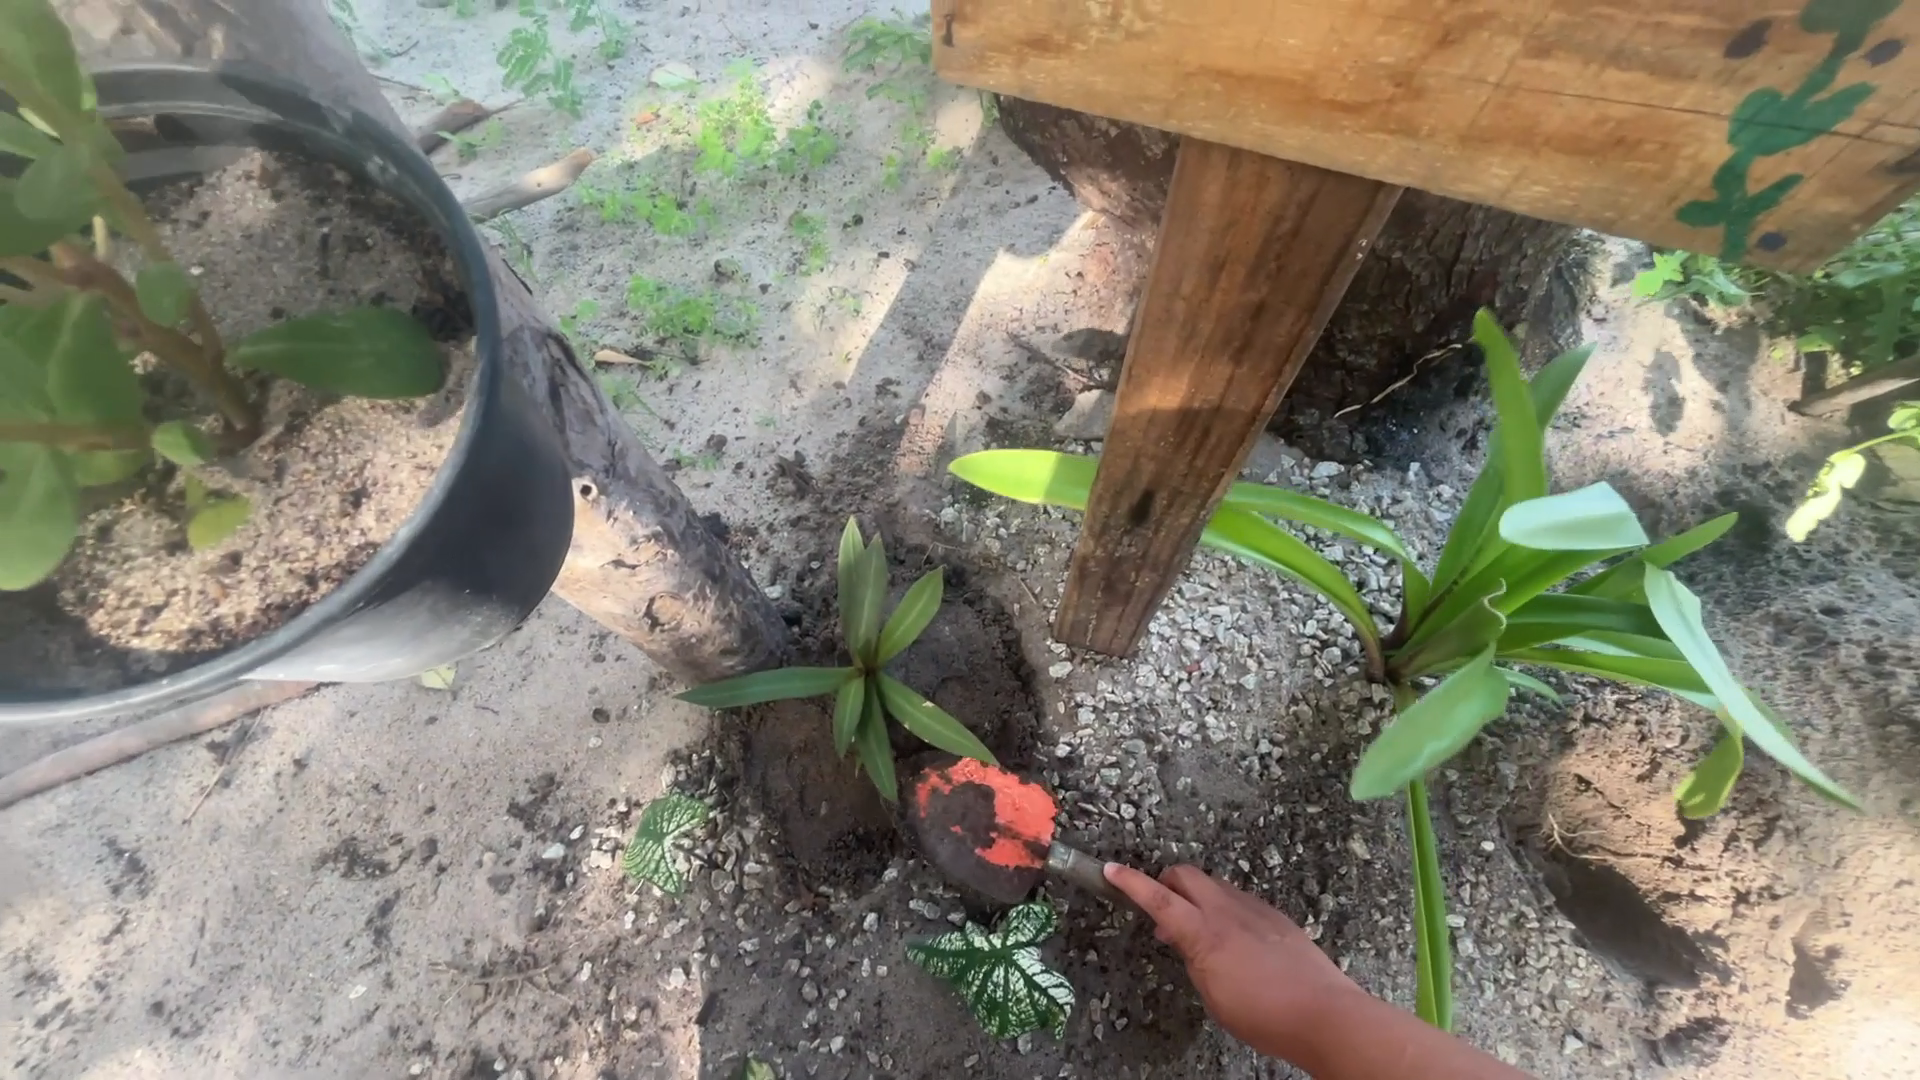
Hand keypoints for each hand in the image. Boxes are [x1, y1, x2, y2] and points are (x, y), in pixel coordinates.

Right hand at [1104, 862, 1364, 1061]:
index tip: (1111, 869)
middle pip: (1185, 875)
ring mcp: (1253, 908)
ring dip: (1198, 896)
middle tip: (1163, 905)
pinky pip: (1240, 899)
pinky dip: (1226, 908)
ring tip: (1202, 929)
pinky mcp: (1275, 915)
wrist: (1325, 1014)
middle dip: (1167, 881)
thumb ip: (1193, 958)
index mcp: (1204, 932)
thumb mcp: (1213, 995)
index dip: (1131, 882)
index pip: (1157, 898)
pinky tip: (1236, 939)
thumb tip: (1183, 938)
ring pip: (1214, 885)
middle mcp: (1226, 910)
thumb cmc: (1264, 1015)